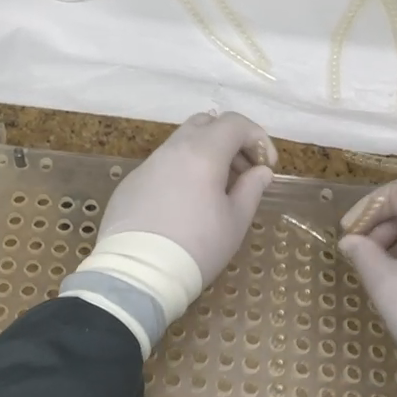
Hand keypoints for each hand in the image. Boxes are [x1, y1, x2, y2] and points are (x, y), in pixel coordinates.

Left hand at [99, 112, 277, 282]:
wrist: (139, 273)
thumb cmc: (197, 247)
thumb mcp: (235, 221)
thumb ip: (251, 189)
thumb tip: (261, 172)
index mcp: (202, 153)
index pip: (235, 123)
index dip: (258, 138)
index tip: (266, 166)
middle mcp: (172, 150)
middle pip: (205, 124)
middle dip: (229, 140)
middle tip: (242, 172)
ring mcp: (147, 166)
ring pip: (180, 144)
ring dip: (204, 156)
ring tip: (215, 191)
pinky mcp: (130, 184)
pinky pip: (161, 167)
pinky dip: (181, 173)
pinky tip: (184, 206)